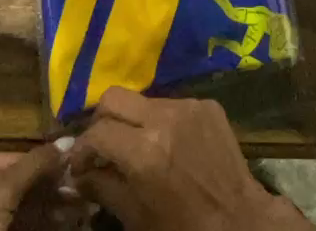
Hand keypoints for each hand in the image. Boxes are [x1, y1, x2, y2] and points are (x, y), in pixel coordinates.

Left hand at [0, 146, 80, 230]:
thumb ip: (34, 165)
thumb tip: (70, 140)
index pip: (16, 157)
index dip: (49, 164)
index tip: (80, 170)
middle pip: (20, 184)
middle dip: (53, 191)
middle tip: (85, 196)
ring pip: (19, 210)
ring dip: (50, 211)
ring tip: (82, 212)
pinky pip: (14, 229)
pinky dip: (37, 227)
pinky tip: (63, 225)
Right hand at [72, 88, 312, 230]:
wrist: (238, 220)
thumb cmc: (181, 225)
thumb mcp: (134, 214)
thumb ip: (101, 186)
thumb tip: (77, 175)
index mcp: (145, 150)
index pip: (97, 132)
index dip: (81, 149)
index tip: (78, 166)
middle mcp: (165, 117)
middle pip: (114, 97)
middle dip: (100, 121)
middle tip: (100, 147)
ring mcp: (189, 105)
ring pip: (143, 99)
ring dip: (132, 120)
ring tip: (135, 147)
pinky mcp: (208, 104)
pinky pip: (172, 104)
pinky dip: (160, 121)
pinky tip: (167, 144)